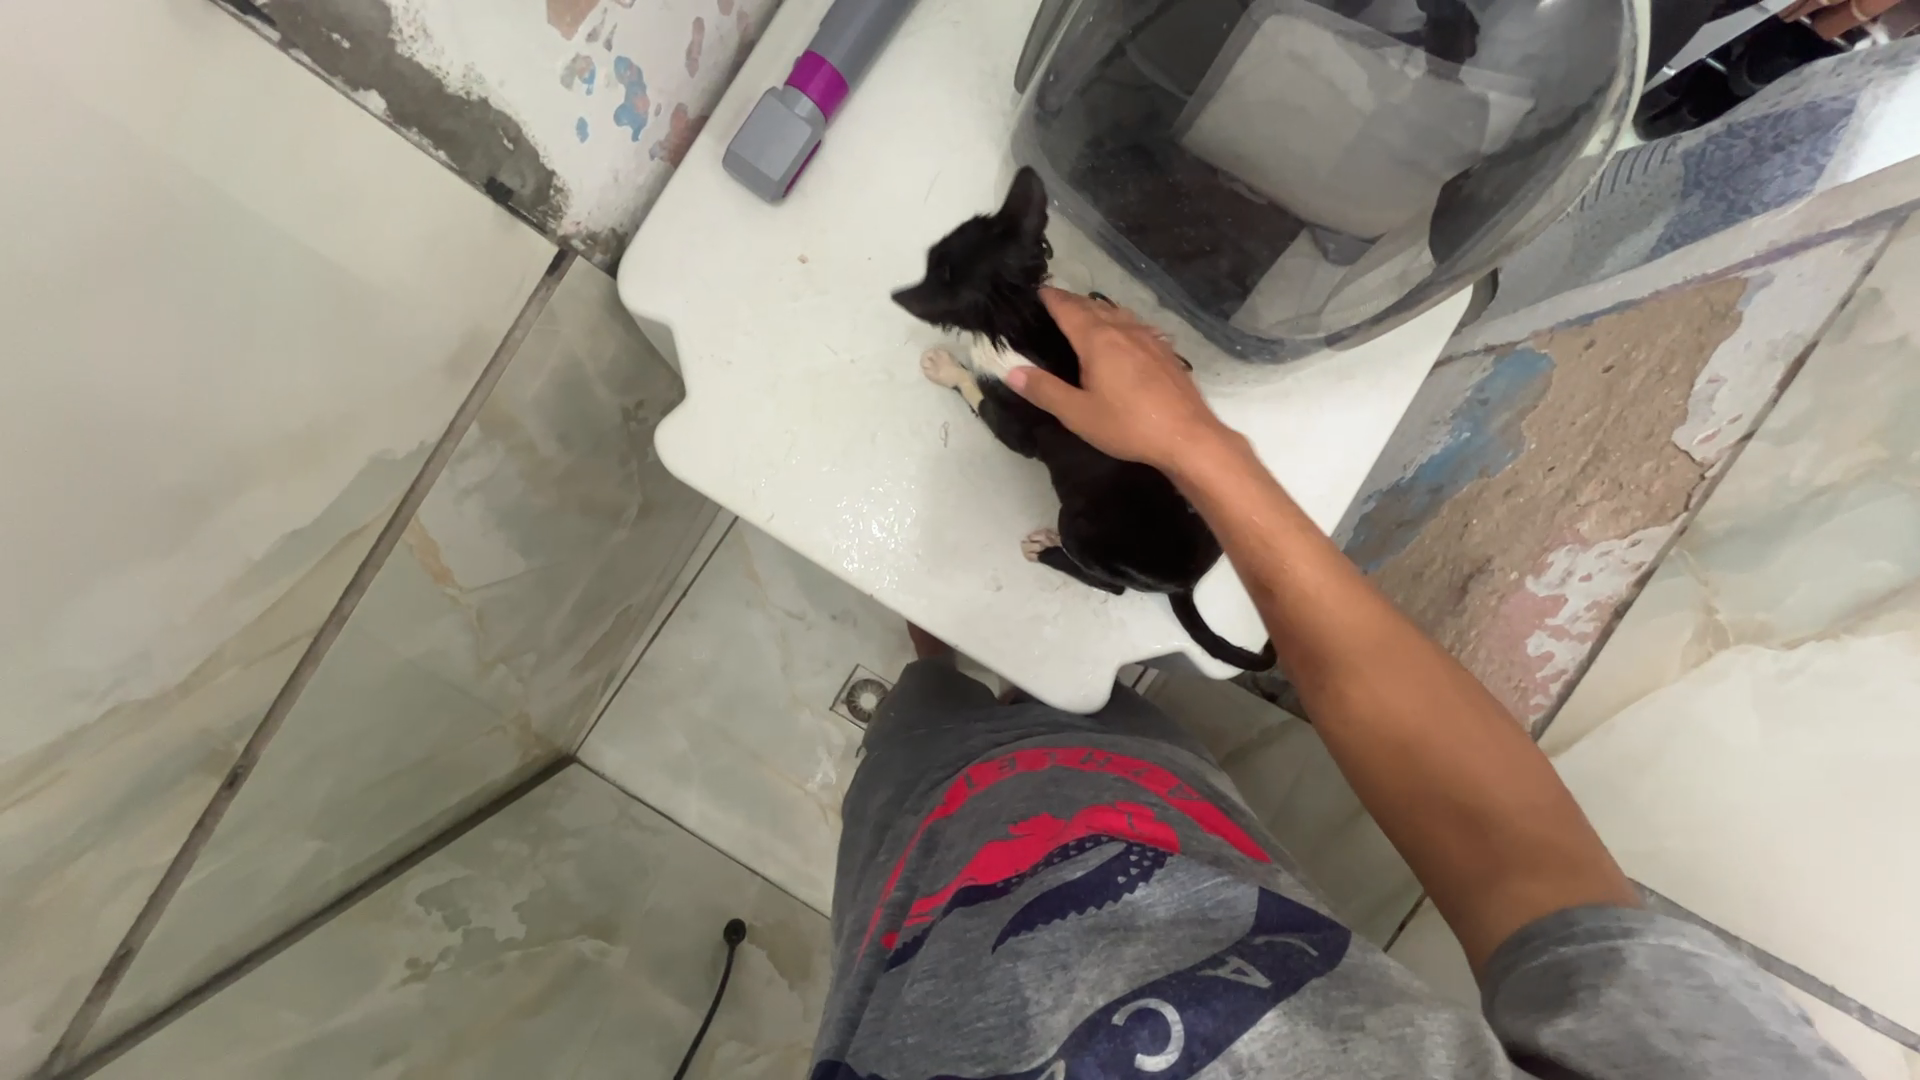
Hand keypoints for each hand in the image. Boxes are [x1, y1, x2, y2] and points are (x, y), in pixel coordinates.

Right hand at [1008, 288, 1235, 473]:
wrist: (1186, 436)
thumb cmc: (1127, 425)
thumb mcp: (1077, 413)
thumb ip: (1044, 390)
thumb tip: (1011, 371)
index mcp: (1098, 340)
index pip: (1068, 308)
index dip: (1051, 298)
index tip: (1037, 293)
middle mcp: (1123, 330)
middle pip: (1093, 306)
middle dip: (1071, 303)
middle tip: (1054, 307)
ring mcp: (1149, 339)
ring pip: (1117, 314)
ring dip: (1097, 311)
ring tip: (1084, 317)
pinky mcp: (1165, 352)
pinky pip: (1135, 327)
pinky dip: (1119, 324)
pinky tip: (1122, 338)